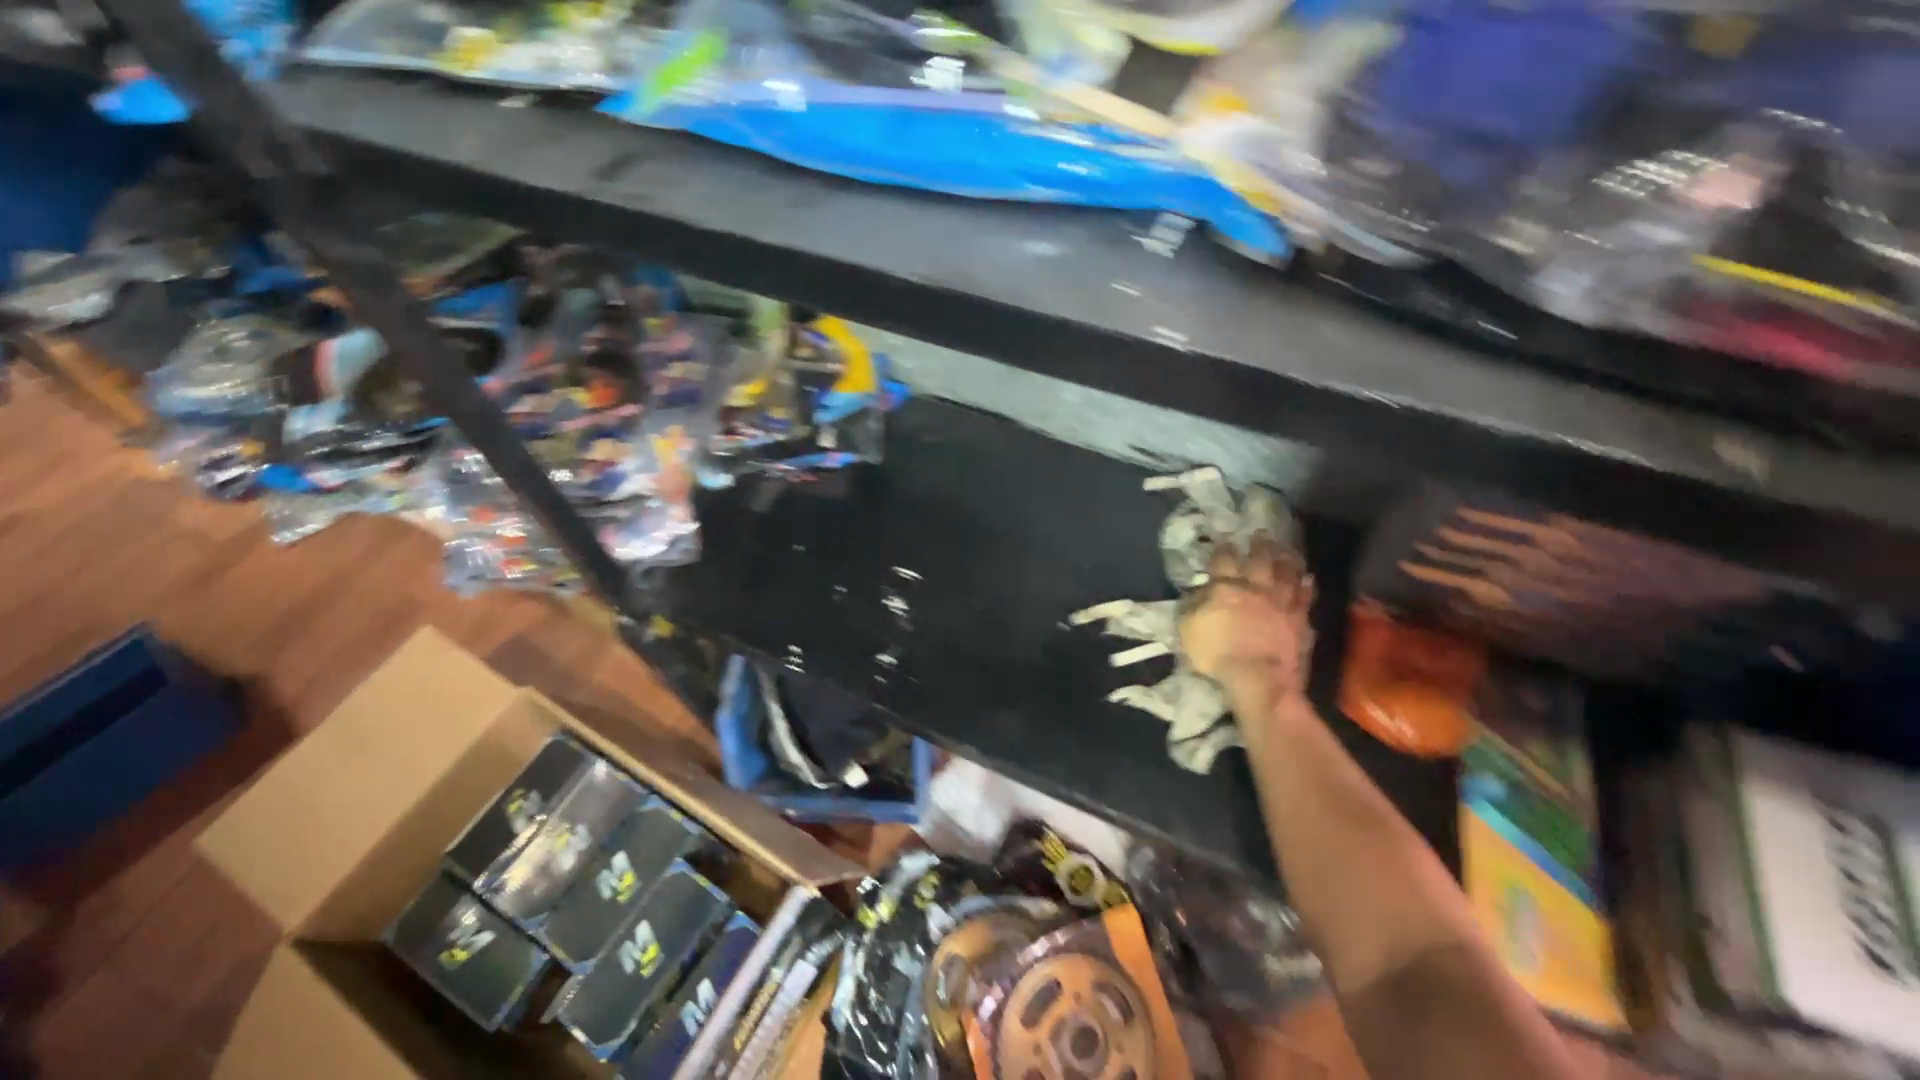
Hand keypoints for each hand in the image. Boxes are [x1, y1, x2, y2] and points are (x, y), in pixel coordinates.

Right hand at [1178, 536, 1315, 705]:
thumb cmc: (1217, 655)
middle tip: (1261, 534)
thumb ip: (1192, 606)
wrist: (1259, 678)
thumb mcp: (1188, 630)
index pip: (1223, 560)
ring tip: (1286, 549)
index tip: (1224, 540)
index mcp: (1226, 588)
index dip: (1223, 549)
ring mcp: (1282, 602)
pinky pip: (1305, 596)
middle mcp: (1256, 587)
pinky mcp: (1300, 618)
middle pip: (1259, 559)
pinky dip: (1306, 585)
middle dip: (1259, 545)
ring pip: (1286, 572)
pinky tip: (1307, 578)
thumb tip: (1199, 591)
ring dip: (1286, 558)